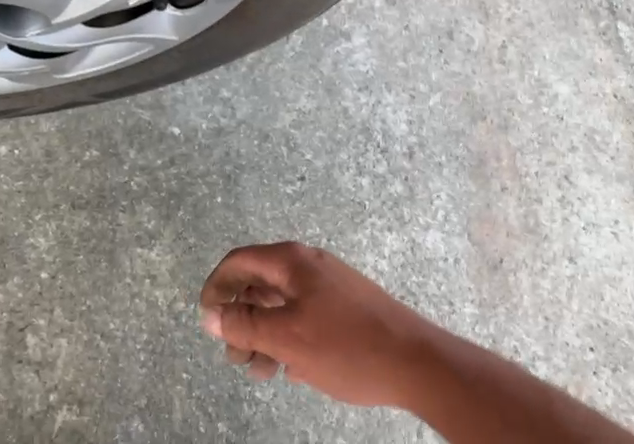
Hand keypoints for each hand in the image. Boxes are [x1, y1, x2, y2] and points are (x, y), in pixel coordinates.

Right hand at [199, 242, 442, 407]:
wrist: (425, 367)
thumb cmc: (348, 347)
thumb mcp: (286, 338)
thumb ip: (243, 325)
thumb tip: (209, 315)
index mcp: (291, 261)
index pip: (238, 262)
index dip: (217, 287)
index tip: (208, 318)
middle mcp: (310, 265)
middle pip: (260, 285)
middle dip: (242, 320)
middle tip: (235, 357)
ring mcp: (333, 287)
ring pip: (284, 306)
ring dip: (266, 335)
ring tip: (262, 372)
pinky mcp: (352, 310)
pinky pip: (308, 317)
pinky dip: (292, 339)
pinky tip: (293, 370)